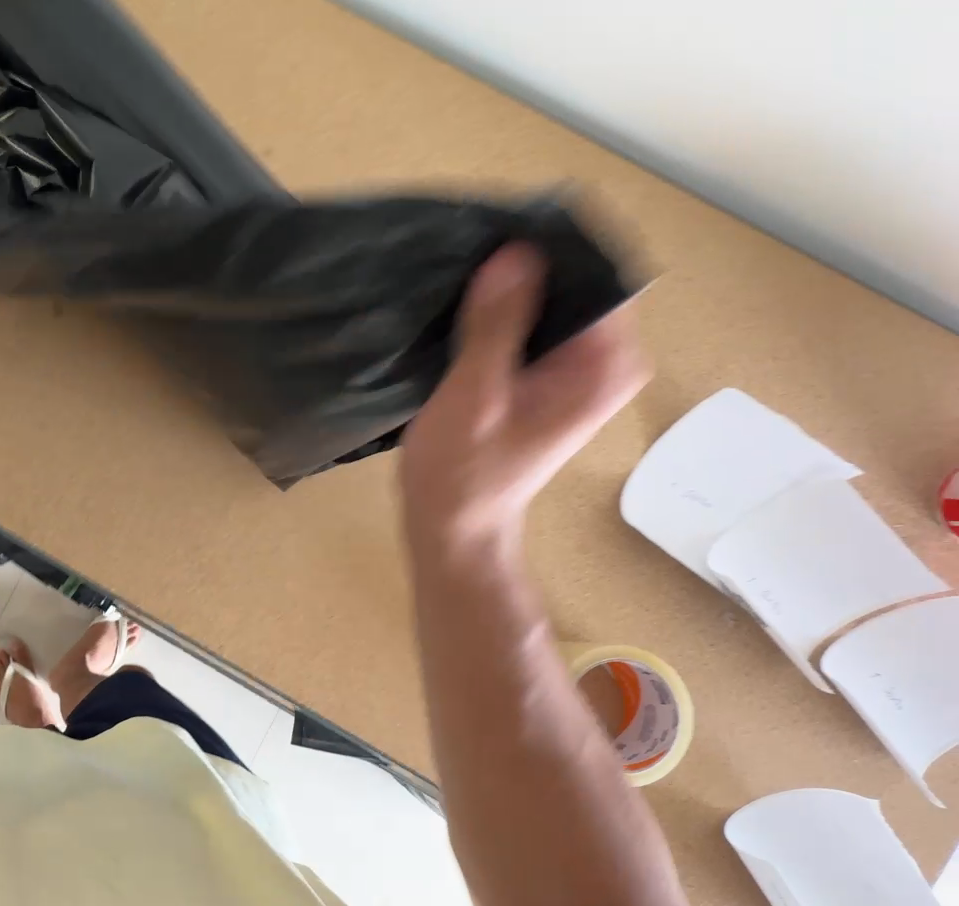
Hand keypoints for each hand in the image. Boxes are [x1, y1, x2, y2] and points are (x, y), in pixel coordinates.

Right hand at [400, 244, 648, 552]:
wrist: (452, 528)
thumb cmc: (462, 472)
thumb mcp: (474, 395)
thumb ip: (497, 326)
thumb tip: (515, 254)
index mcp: (604, 363)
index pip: (598, 273)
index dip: (553, 244)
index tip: (498, 225)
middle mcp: (605, 360)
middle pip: (576, 285)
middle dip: (526, 263)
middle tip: (467, 247)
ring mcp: (578, 371)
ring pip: (552, 304)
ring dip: (509, 288)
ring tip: (460, 271)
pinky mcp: (548, 380)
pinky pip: (534, 327)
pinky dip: (502, 313)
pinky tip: (464, 307)